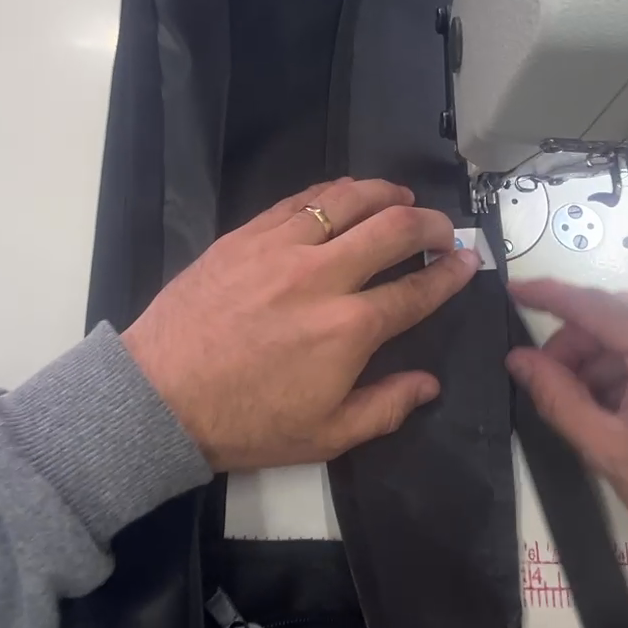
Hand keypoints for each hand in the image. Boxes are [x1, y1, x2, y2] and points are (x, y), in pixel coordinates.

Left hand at [122, 178, 478, 471]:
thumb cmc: (244, 422)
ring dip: (384, 193)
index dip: (451, 274)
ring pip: (346, 199)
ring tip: (401, 197)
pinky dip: (331, 192)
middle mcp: (322, 276)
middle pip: (393, 229)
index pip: (417, 290)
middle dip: (431, 223)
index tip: (468, 261)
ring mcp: (281, 248)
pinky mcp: (245, 236)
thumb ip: (385, 407)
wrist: (160, 397)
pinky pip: (299, 200)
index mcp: (349, 329)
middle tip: (443, 228)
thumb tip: (429, 384)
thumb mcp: (324, 436)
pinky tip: (342, 195)